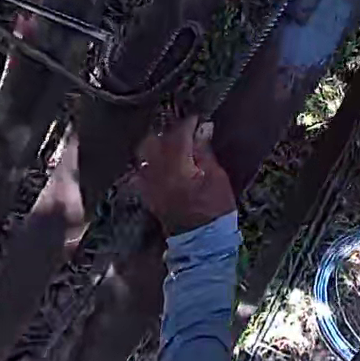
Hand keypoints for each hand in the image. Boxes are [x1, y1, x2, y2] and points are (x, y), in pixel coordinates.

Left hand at [132, 117, 235, 234]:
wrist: (203, 243)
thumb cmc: (215, 209)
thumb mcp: (217, 177)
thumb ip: (205, 151)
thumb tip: (202, 128)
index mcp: (176, 169)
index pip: (177, 136)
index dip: (188, 123)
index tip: (198, 118)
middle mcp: (156, 175)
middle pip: (152, 141)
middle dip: (167, 131)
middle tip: (183, 128)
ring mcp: (148, 186)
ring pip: (144, 155)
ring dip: (157, 144)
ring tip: (173, 142)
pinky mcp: (147, 195)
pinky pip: (143, 170)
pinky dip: (152, 161)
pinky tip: (164, 160)